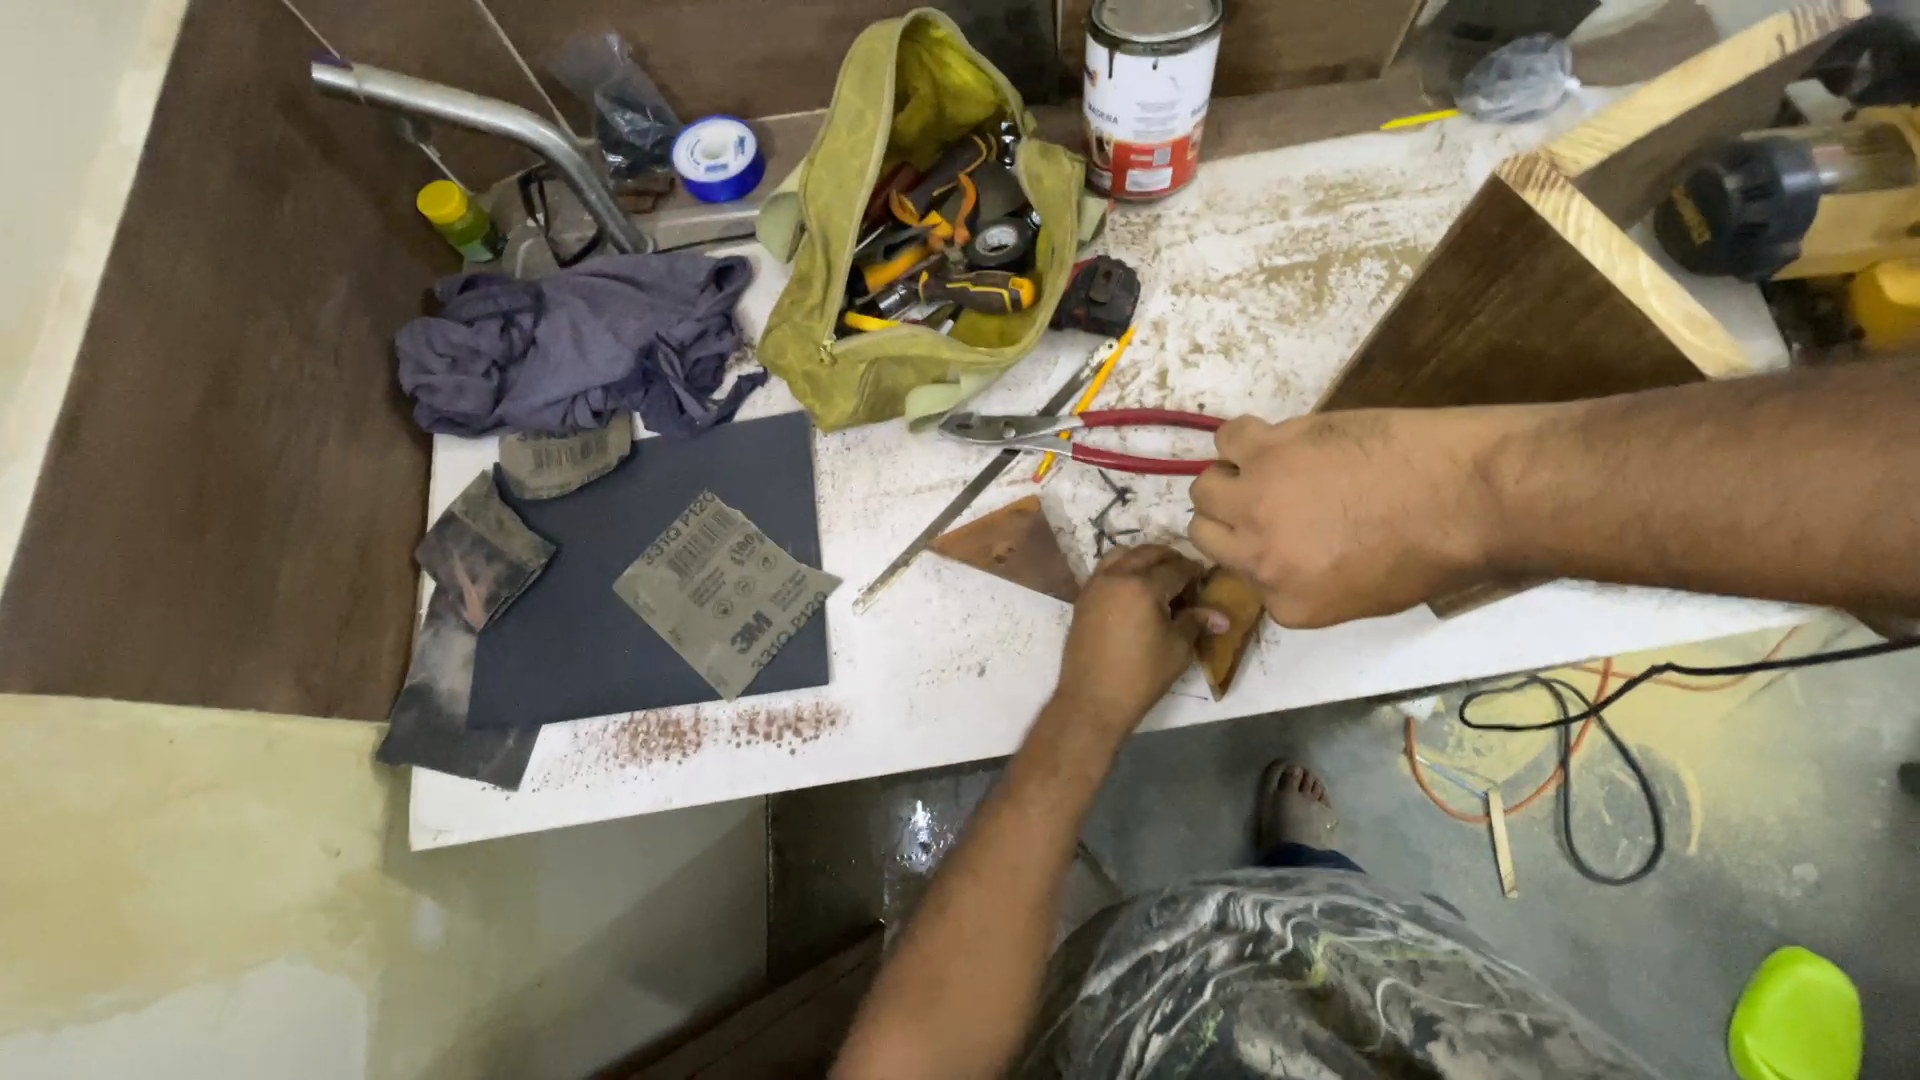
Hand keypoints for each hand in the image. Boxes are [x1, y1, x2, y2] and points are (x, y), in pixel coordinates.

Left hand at [1052, 545, 1227, 739]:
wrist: (1092, 698)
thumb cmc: (1141, 675)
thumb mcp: (1177, 649)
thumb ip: (1195, 623)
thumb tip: (1222, 616)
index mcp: (1143, 586)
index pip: (1175, 568)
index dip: (1193, 570)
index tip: (1204, 576)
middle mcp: (1116, 577)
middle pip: (1146, 553)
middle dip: (1168, 557)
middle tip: (1184, 572)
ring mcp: (1095, 586)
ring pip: (1120, 555)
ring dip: (1142, 558)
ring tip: (1158, 575)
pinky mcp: (1082, 598)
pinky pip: (1104, 570)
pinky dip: (1121, 568)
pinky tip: (1133, 589)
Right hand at [1188, 409, 1512, 626]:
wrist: (1472, 495)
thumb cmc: (1436, 551)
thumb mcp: (1363, 598)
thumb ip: (1305, 585)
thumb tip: (1286, 555)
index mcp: (1284, 600)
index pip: (1242, 577)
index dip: (1262, 553)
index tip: (1287, 538)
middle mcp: (1257, 553)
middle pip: (1205, 531)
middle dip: (1230, 519)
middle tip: (1265, 503)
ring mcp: (1258, 497)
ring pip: (1204, 485)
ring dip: (1230, 478)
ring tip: (1267, 471)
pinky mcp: (1272, 447)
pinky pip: (1229, 437)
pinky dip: (1244, 439)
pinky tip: (1275, 442)